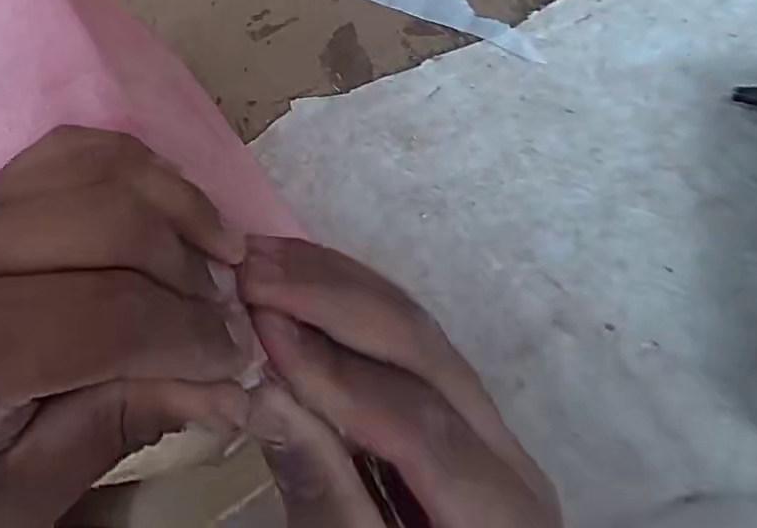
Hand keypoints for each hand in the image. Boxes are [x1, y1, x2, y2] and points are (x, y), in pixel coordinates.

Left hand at [0, 127, 259, 526]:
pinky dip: (138, 165)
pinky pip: (80, 146)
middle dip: (191, 267)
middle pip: (114, 225)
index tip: (241, 354)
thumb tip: (236, 375)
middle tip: (231, 306)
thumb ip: (129, 419)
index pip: (108, 317)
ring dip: (178, 201)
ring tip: (219, 247)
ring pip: (105, 167)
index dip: (190, 334)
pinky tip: (167, 204)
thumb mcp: (27, 493)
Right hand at [239, 237, 560, 527]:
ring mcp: (477, 409)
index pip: (415, 420)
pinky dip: (342, 292)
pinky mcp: (446, 393)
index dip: (333, 371)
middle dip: (329, 297)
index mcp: (501, 508)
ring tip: (265, 254)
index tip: (262, 324)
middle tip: (254, 268)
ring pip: (408, 320)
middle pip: (418, 345)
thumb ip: (324, 493)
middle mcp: (501, 441)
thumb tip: (268, 395)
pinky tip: (299, 271)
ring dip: (330, 280)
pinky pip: (396, 328)